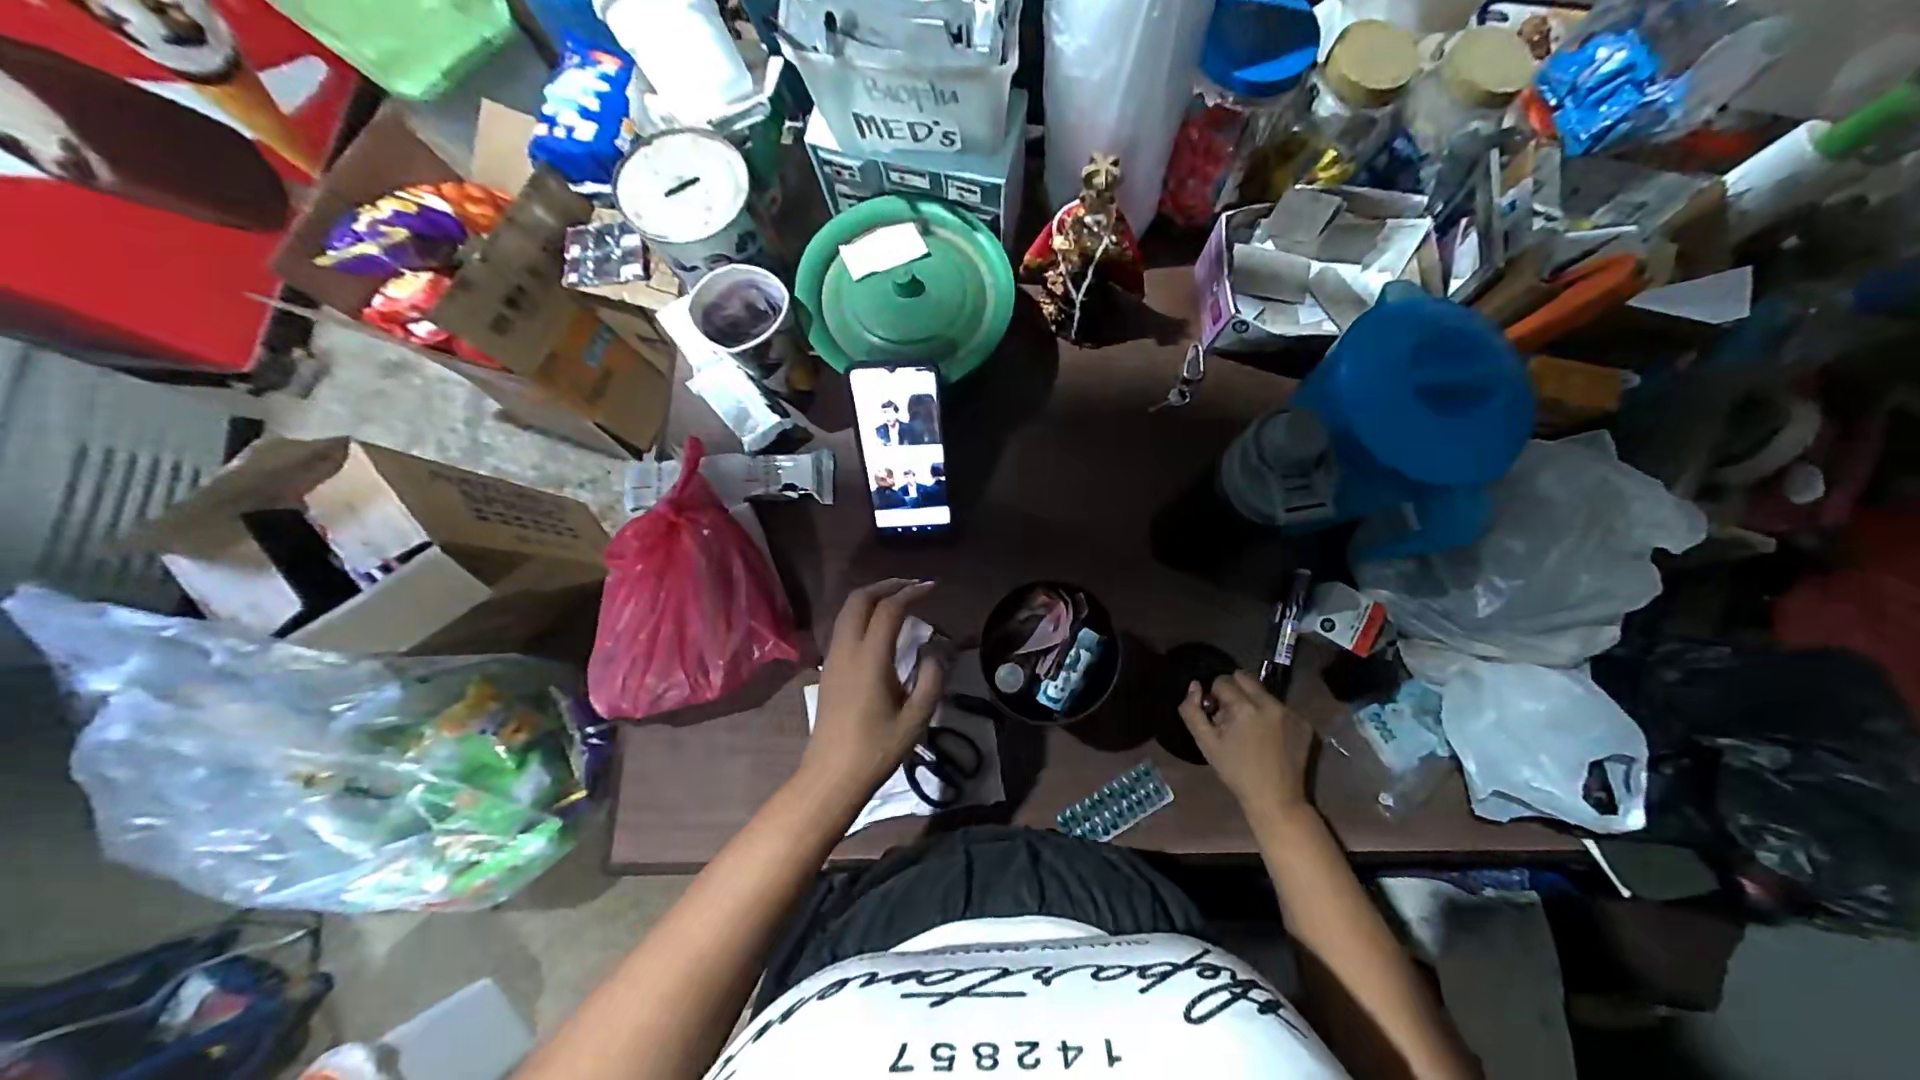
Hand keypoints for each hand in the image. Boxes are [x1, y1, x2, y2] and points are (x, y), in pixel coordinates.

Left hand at [801, 578, 946, 800]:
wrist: (831, 775)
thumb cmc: (877, 749)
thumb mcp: (916, 718)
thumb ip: (930, 678)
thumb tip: (935, 650)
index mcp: (869, 658)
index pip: (889, 609)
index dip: (911, 593)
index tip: (932, 588)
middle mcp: (846, 649)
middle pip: (860, 599)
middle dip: (887, 585)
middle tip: (913, 586)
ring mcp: (832, 658)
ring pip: (847, 610)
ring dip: (872, 597)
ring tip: (898, 599)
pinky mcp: (827, 669)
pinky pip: (842, 626)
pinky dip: (862, 613)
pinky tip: (879, 626)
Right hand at [1179, 671, 1313, 816]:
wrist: (1276, 799)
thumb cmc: (1236, 771)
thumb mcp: (1205, 742)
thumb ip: (1191, 710)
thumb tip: (1195, 685)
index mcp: (1245, 707)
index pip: (1223, 681)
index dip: (1214, 695)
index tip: (1216, 714)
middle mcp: (1271, 704)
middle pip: (1246, 678)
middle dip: (1234, 691)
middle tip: (1231, 716)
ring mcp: (1291, 713)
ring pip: (1264, 693)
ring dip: (1253, 703)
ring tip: (1251, 729)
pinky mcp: (1305, 724)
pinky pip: (1281, 708)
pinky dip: (1271, 716)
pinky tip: (1269, 738)